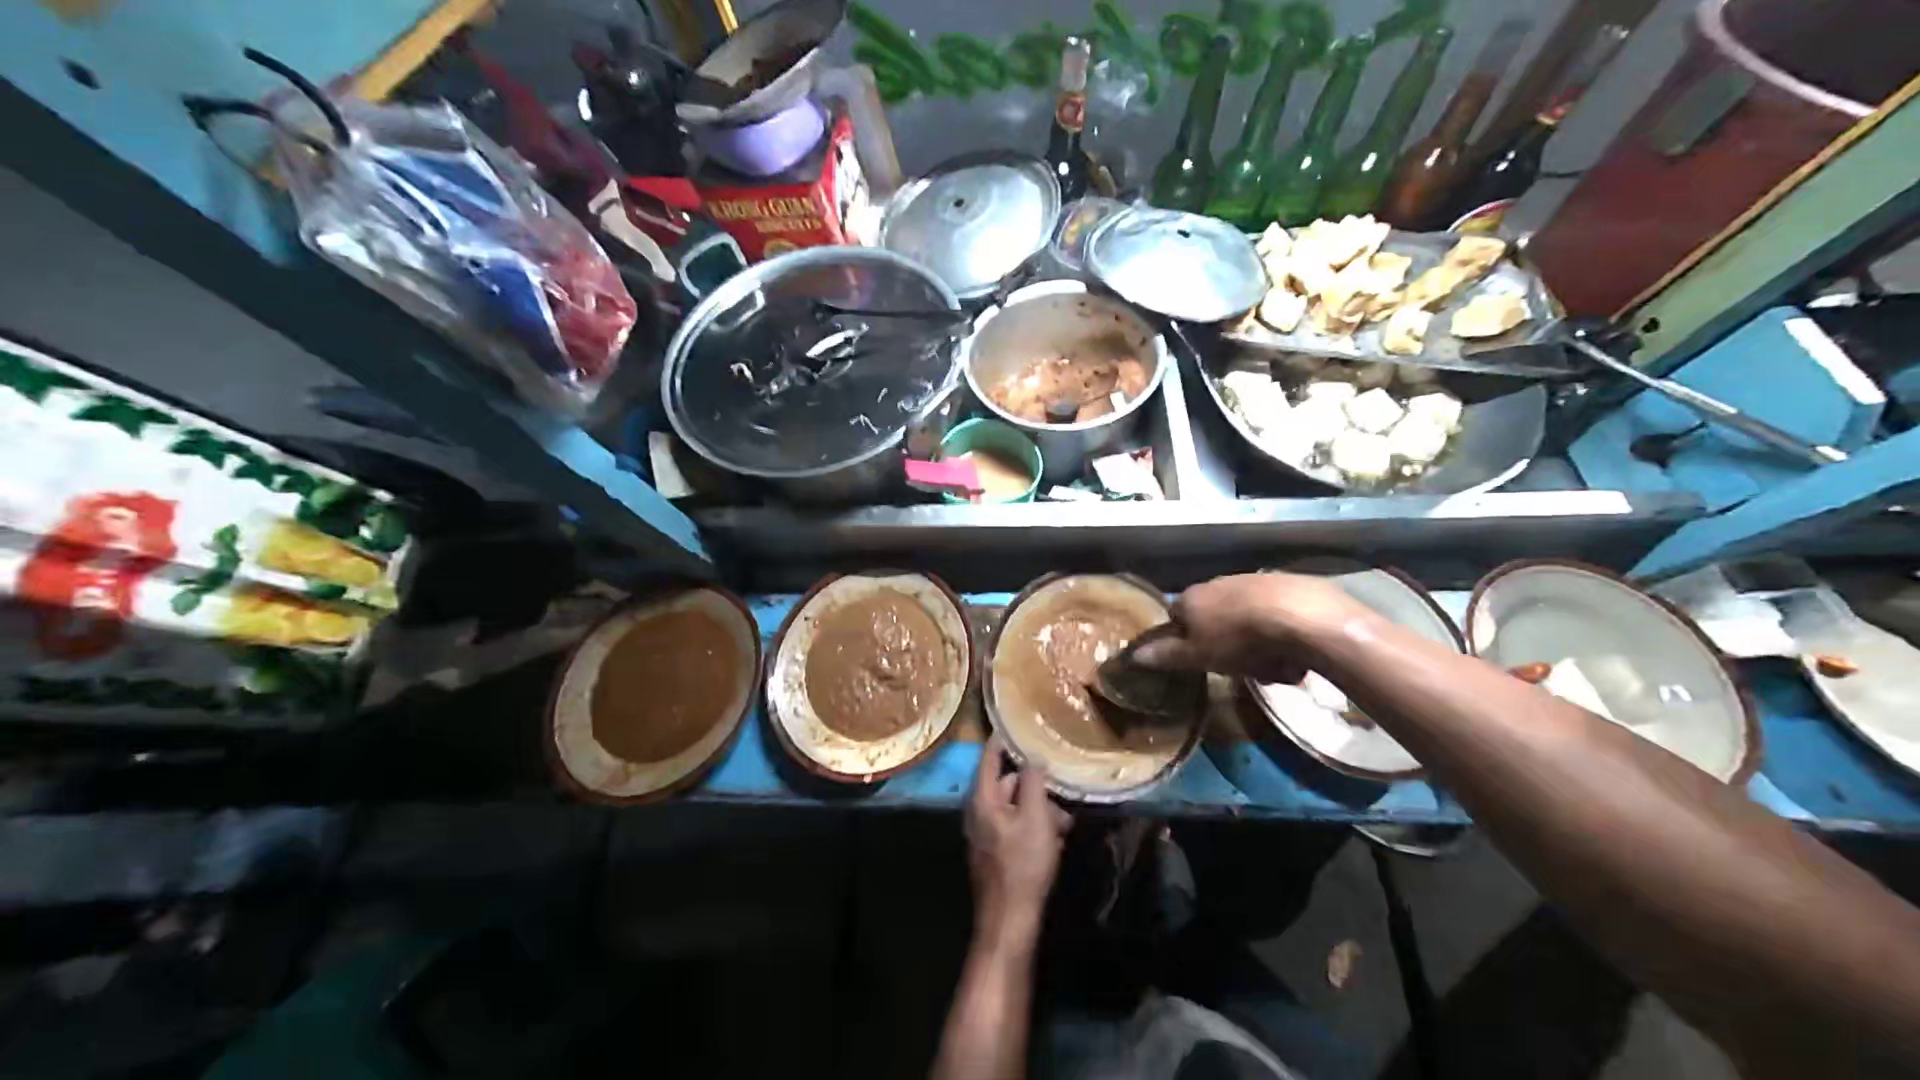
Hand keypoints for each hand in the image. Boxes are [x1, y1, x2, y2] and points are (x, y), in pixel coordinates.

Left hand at [965, 736, 1071, 943]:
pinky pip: (1016, 826)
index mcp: (982, 798)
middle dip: (1035, 785)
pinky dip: (1035, 827)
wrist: (1010, 920)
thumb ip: (1032, 782)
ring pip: (1016, 807)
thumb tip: (1032, 756)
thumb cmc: (1023, 864)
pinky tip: (1056, 840)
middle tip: (1061, 788)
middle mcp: (979, 811)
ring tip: (1065, 823)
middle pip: (1007, 783)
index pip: (990, 756)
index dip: (1004, 739)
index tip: (1018, 722)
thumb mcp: (1035, 817)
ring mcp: (986, 832)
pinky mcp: (996, 851)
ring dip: (1041, 809)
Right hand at [1131, 572, 1377, 683]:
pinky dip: (1280, 626)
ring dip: (1253, 634)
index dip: (1185, 638)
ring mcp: (1252, 579)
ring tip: (1271, 660)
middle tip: (1238, 664)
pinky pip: (1275, 609)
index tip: (1198, 657)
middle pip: (1212, 613)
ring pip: (1244, 612)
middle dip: (1223, 637)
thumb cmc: (1239, 639)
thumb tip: (1133, 655)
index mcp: (1191, 597)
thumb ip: (1167, 655)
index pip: (1177, 616)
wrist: (1301, 617)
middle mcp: (1217, 582)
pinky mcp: (1287, 582)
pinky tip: (1294, 645)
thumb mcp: (1198, 656)